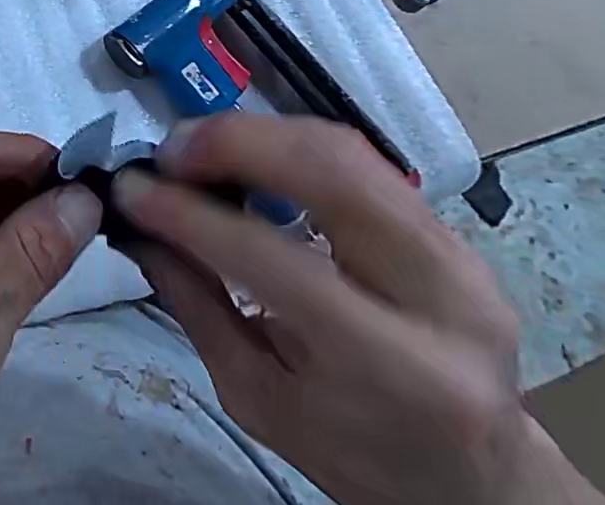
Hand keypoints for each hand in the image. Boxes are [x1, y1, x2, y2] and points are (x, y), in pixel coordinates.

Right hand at [113, 114, 604, 504]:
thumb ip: (200, 307)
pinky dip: (291, 144)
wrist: (470, 469)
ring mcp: (457, 248)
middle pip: (335, 174)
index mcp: (396, 368)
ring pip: (349, 150)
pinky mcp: (448, 224)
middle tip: (172, 149)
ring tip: (199, 146)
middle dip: (239, 144)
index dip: (195, 217)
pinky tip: (248, 153)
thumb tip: (143, 228)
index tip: (134, 189)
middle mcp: (442, 292)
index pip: (279, 264)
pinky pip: (360, 159)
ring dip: (262, 134)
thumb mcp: (261, 401)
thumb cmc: (356, 454)